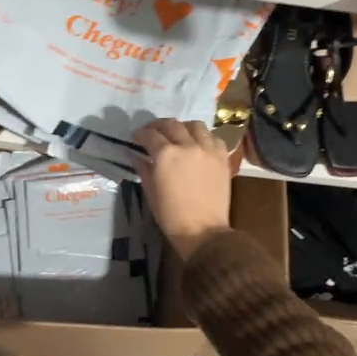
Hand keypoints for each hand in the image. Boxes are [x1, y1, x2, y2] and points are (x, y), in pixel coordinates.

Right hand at [135, 118, 231, 260]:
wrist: (202, 230)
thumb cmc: (170, 215)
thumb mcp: (151, 191)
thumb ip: (143, 168)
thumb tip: (134, 155)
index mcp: (166, 154)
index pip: (150, 135)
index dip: (141, 134)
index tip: (137, 137)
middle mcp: (187, 145)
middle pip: (172, 124)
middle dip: (159, 126)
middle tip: (154, 133)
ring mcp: (208, 149)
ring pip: (195, 125)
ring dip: (184, 127)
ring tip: (179, 135)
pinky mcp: (222, 157)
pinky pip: (214, 137)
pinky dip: (204, 137)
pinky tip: (199, 145)